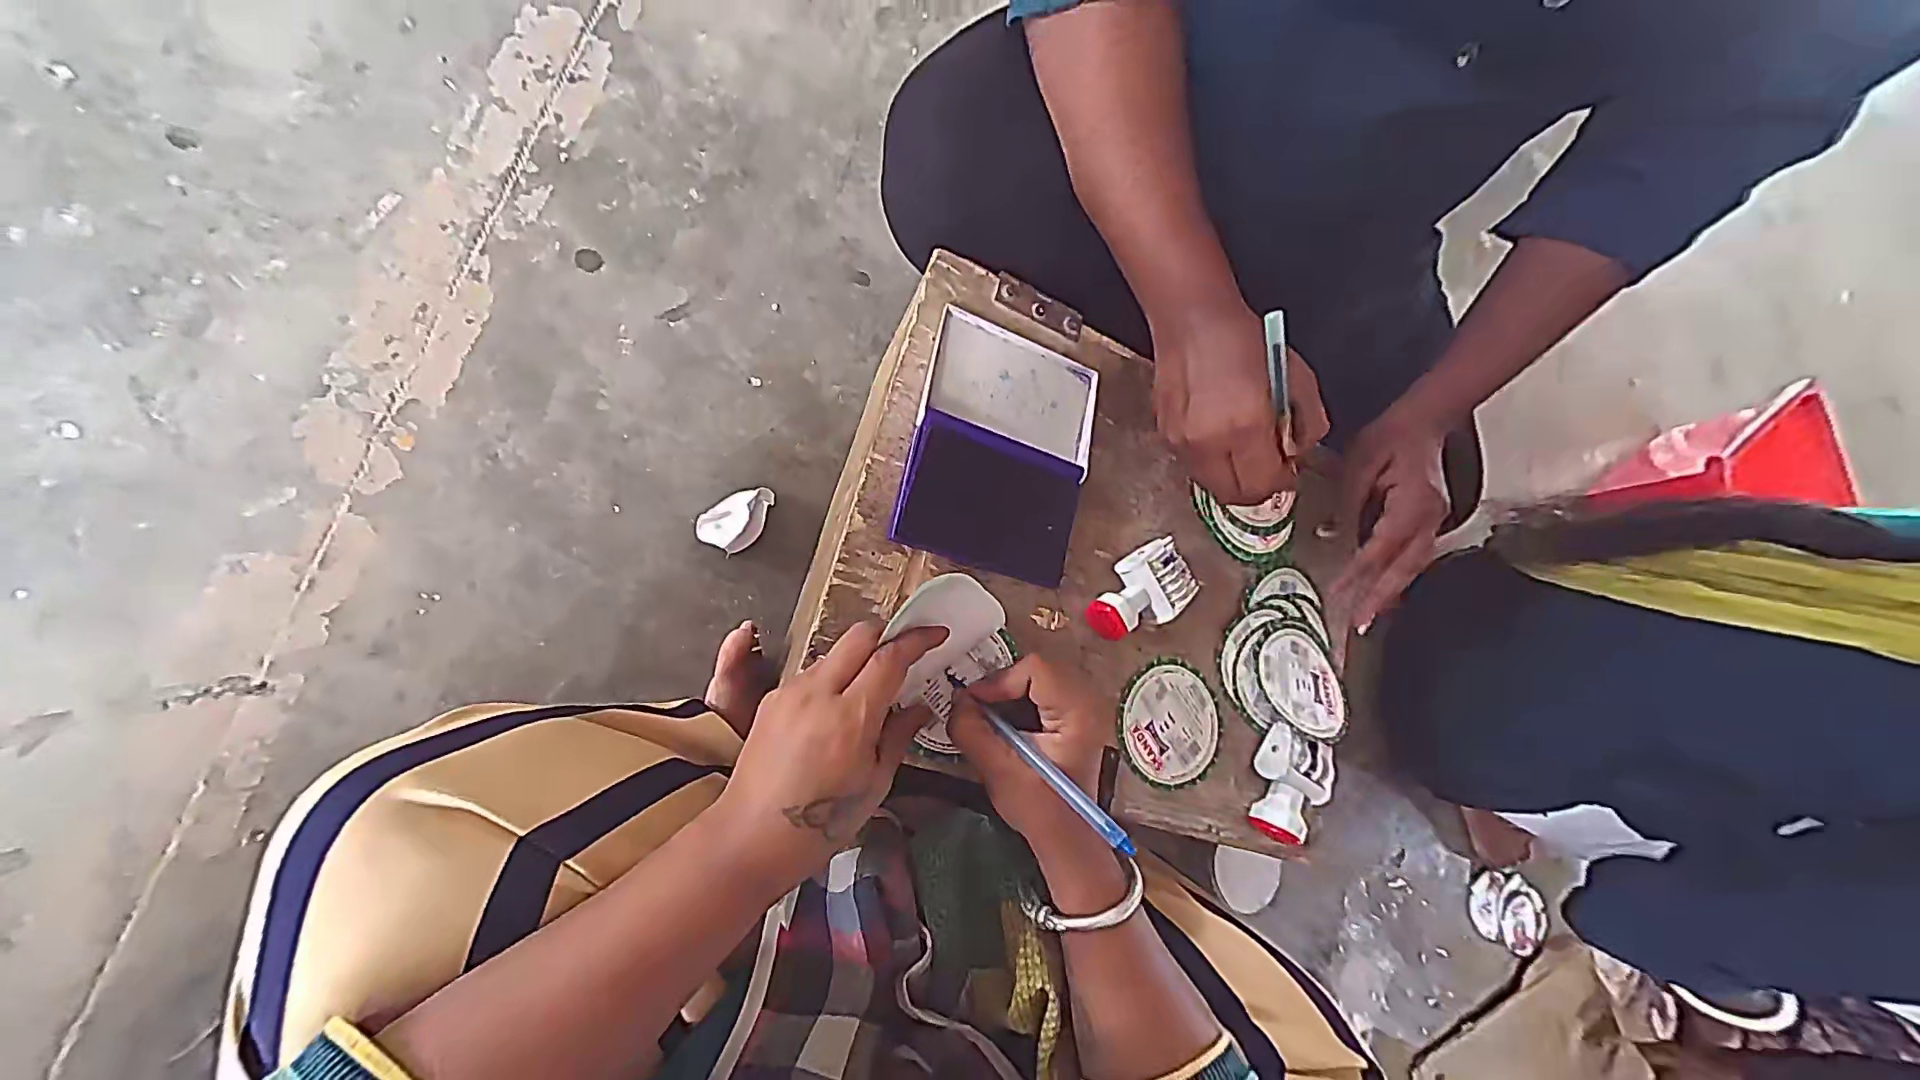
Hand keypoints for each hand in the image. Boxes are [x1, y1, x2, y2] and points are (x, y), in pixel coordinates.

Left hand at [712, 621, 946, 888]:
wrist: (748, 839)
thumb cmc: (821, 823)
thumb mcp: (875, 784)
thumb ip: (899, 735)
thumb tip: (919, 707)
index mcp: (850, 717)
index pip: (889, 657)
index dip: (917, 639)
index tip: (936, 634)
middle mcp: (817, 693)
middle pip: (859, 635)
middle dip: (888, 634)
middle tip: (906, 650)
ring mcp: (790, 692)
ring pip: (835, 652)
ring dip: (859, 657)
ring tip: (871, 689)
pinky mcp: (772, 699)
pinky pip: (813, 672)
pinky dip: (834, 677)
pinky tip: (838, 708)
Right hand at [947, 655, 1108, 854]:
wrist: (1067, 838)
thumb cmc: (1041, 809)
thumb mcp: (999, 770)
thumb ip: (972, 730)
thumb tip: (957, 700)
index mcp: (1078, 711)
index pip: (1035, 668)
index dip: (999, 680)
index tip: (975, 702)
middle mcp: (1087, 701)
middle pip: (1035, 668)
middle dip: (1001, 685)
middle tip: (977, 707)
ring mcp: (1083, 707)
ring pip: (1036, 677)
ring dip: (1008, 693)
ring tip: (988, 718)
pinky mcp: (1073, 715)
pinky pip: (1040, 690)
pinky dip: (1017, 701)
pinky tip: (1004, 725)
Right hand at [1152, 302, 1327, 504]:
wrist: (1191, 320)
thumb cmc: (1245, 341)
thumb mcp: (1296, 377)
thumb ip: (1307, 423)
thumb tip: (1297, 452)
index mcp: (1245, 427)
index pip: (1263, 485)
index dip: (1280, 485)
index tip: (1288, 473)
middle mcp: (1208, 443)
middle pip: (1233, 495)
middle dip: (1254, 488)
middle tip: (1268, 468)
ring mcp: (1181, 443)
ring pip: (1210, 483)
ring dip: (1230, 475)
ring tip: (1242, 448)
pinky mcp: (1164, 436)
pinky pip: (1192, 463)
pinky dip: (1211, 459)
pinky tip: (1218, 432)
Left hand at [1329, 410, 1448, 637]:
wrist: (1424, 420)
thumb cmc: (1390, 438)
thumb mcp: (1358, 466)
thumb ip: (1345, 505)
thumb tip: (1329, 538)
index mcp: (1413, 505)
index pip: (1381, 548)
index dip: (1358, 573)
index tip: (1339, 592)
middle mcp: (1429, 520)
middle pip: (1403, 568)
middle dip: (1379, 598)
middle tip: (1356, 624)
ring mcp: (1434, 523)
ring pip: (1411, 567)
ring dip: (1388, 593)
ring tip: (1366, 617)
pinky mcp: (1428, 523)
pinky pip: (1412, 557)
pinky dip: (1396, 577)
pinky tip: (1381, 593)